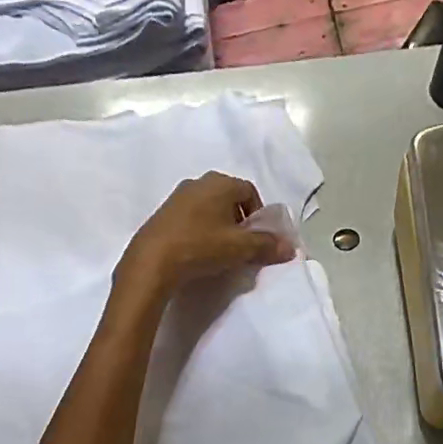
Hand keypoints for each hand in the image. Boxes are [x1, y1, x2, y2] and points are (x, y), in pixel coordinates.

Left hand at [118, 172, 294, 292]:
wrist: (152, 261)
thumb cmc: (201, 247)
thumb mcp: (240, 249)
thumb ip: (267, 246)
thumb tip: (291, 247)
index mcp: (220, 183)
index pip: (250, 191)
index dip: (259, 215)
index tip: (258, 238)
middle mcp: (198, 182)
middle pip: (229, 198)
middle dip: (239, 220)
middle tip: (241, 245)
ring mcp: (177, 196)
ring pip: (209, 207)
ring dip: (219, 225)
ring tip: (220, 250)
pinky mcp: (163, 213)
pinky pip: (191, 217)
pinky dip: (200, 230)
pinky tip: (198, 251)